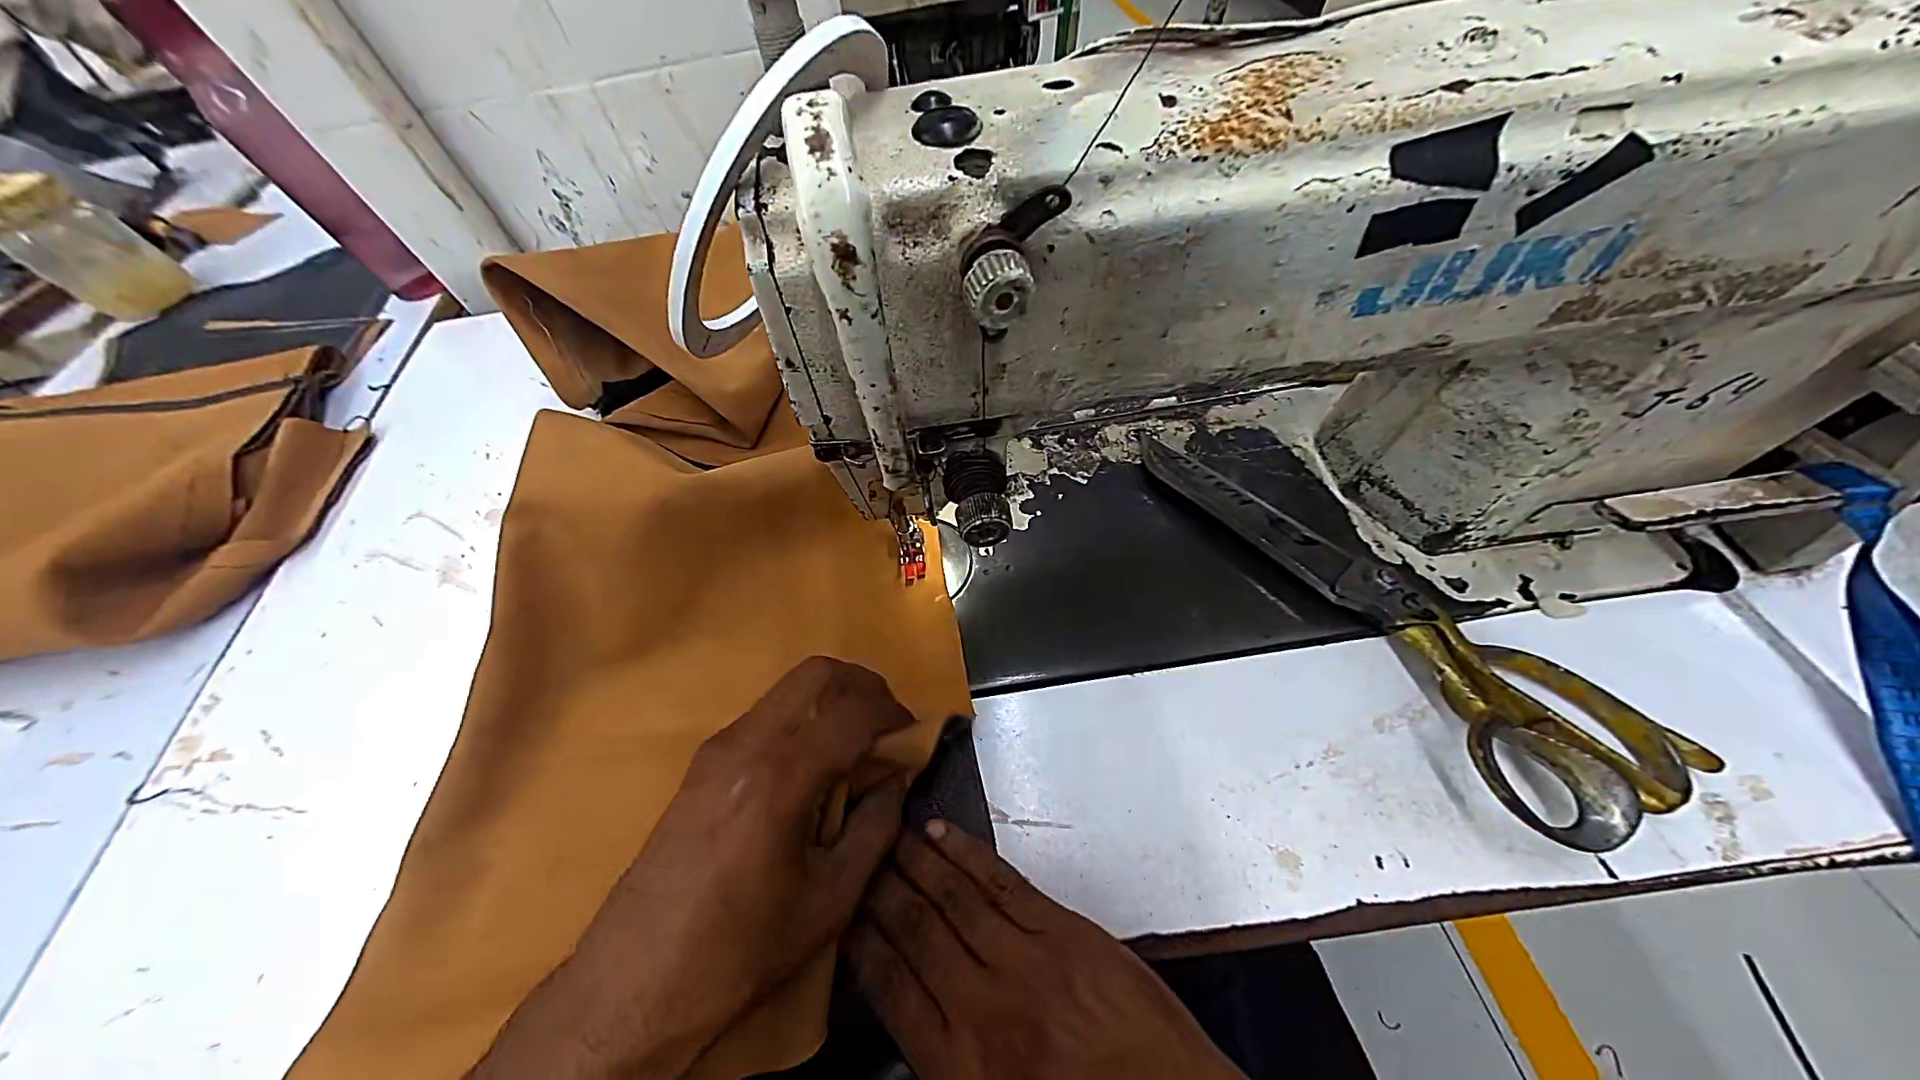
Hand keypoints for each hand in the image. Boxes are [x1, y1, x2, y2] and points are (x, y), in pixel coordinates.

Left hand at [471, 657, 916, 1079]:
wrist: (636, 982)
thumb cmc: (742, 948)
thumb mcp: (831, 897)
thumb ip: (876, 826)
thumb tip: (896, 779)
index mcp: (781, 776)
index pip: (854, 710)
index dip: (895, 716)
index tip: (915, 739)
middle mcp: (745, 743)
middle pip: (818, 673)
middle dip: (865, 687)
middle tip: (889, 728)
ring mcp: (717, 748)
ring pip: (790, 689)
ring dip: (832, 703)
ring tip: (855, 753)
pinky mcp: (702, 763)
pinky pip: (767, 715)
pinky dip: (803, 722)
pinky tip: (813, 773)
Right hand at [849, 821, 1246, 1079]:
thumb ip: (943, 1053)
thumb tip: (905, 999)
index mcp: (962, 1065)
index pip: (891, 985)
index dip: (861, 939)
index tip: (844, 908)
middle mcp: (985, 1006)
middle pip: (915, 931)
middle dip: (880, 888)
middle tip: (858, 855)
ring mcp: (1027, 961)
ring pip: (953, 897)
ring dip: (915, 861)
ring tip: (889, 835)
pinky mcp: (1064, 931)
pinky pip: (1001, 882)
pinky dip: (965, 854)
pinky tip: (940, 835)